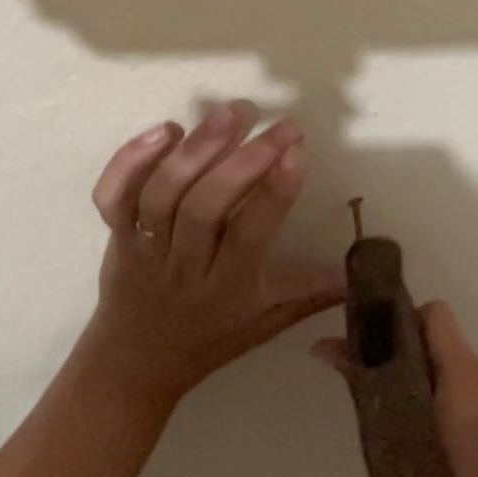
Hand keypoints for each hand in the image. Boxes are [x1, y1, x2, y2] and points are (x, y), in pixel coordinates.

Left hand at [87, 101, 344, 407]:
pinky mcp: (115, 234)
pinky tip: (166, 128)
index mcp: (227, 288)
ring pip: (161, 195)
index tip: (298, 150)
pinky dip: (130, 160)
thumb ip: (314, 293)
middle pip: (204, 209)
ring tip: (231, 112)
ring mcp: (144, 248)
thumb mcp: (268, 321)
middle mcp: (183, 266)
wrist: (135, 364)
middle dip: (242, 162)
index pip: (251, 234)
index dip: (275, 191)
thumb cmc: (214, 338)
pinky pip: (114, 196)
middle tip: (279, 123)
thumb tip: (364, 272)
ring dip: (196, 149)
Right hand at [317, 302, 477, 476]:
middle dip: (413, 353)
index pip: (436, 316)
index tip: (379, 340)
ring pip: (458, 365)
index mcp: (467, 378)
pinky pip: (473, 388)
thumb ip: (363, 382)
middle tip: (383, 378)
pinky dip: (449, 394)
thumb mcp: (389, 436)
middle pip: (446, 341)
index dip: (404, 320)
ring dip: (431, 376)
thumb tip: (324, 345)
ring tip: (404, 409)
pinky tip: (430, 427)